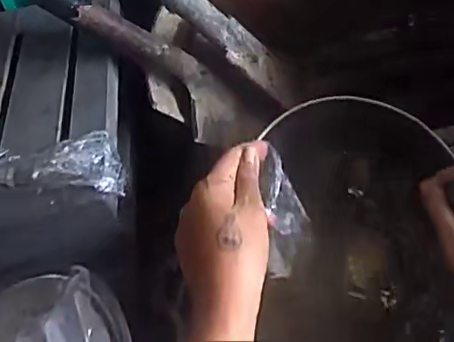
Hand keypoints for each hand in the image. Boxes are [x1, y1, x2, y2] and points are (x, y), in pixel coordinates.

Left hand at [177, 141, 270, 339]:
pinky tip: (242, 235)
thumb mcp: (253, 210)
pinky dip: (225, 221)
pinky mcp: (187, 248)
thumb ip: (249, 177)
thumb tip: (248, 152)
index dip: (249, 150)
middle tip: (267, 187)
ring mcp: (186, 226)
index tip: (265, 148)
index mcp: (207, 187)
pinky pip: (208, 223)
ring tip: (261, 217)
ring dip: (236, 203)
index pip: (230, 158)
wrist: (222, 305)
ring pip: (215, 204)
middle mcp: (191, 201)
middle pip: (221, 181)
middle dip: (244, 181)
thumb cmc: (242, 252)